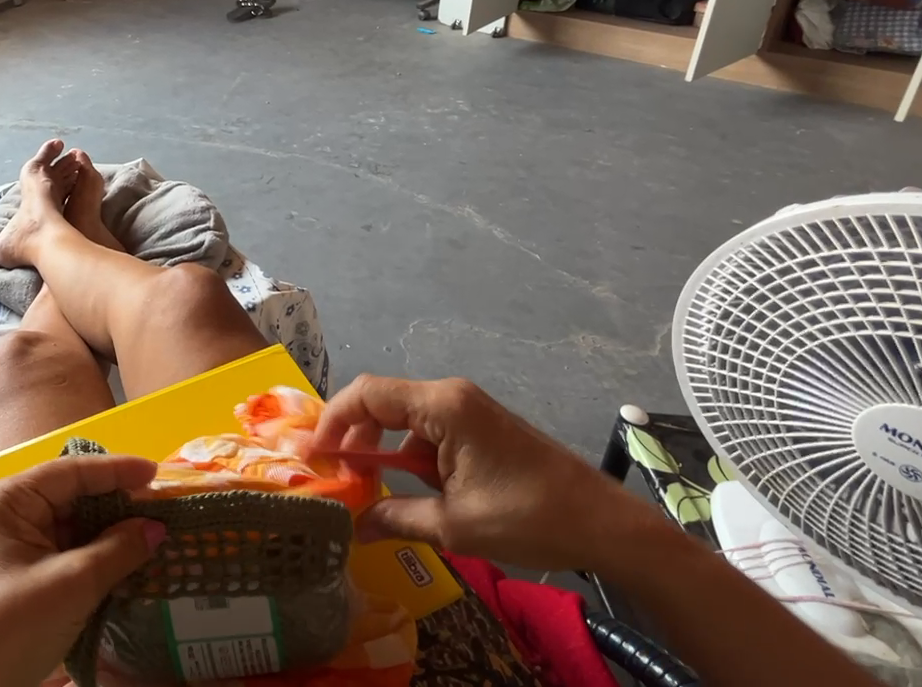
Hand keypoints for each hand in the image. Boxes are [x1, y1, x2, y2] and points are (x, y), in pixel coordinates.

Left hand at [0, 455, 167, 686]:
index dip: (116, 469)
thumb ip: (118, 549)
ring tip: (155, 524)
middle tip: (161, 503)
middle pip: (74, 492)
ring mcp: (20, 537)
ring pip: (76, 519)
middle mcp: (13, 508)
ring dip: (113, 525)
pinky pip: (72, 544)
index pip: (71, 472)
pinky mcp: (29, 565)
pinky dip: (101, 547)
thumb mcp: (73, 584)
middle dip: (117, 499)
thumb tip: (159, 526)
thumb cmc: (15, 627)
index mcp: (11, 499)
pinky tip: (131, 551)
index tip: (156, 471)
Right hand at [312, 374, 661, 571]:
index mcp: (442, 405)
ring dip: (378, 447)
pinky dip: (406, 453)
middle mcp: (450, 395)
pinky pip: (426, 430)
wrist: (609, 527)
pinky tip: (402, 486)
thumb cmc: (530, 518)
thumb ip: (396, 518)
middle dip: (351, 434)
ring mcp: (467, 409)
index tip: (312, 454)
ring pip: (402, 417)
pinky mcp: (479, 426)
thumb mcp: (455, 525)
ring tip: (360, 483)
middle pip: (380, 400)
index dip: (333, 420)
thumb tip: (353, 527)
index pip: (367, 394)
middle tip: (331, 471)